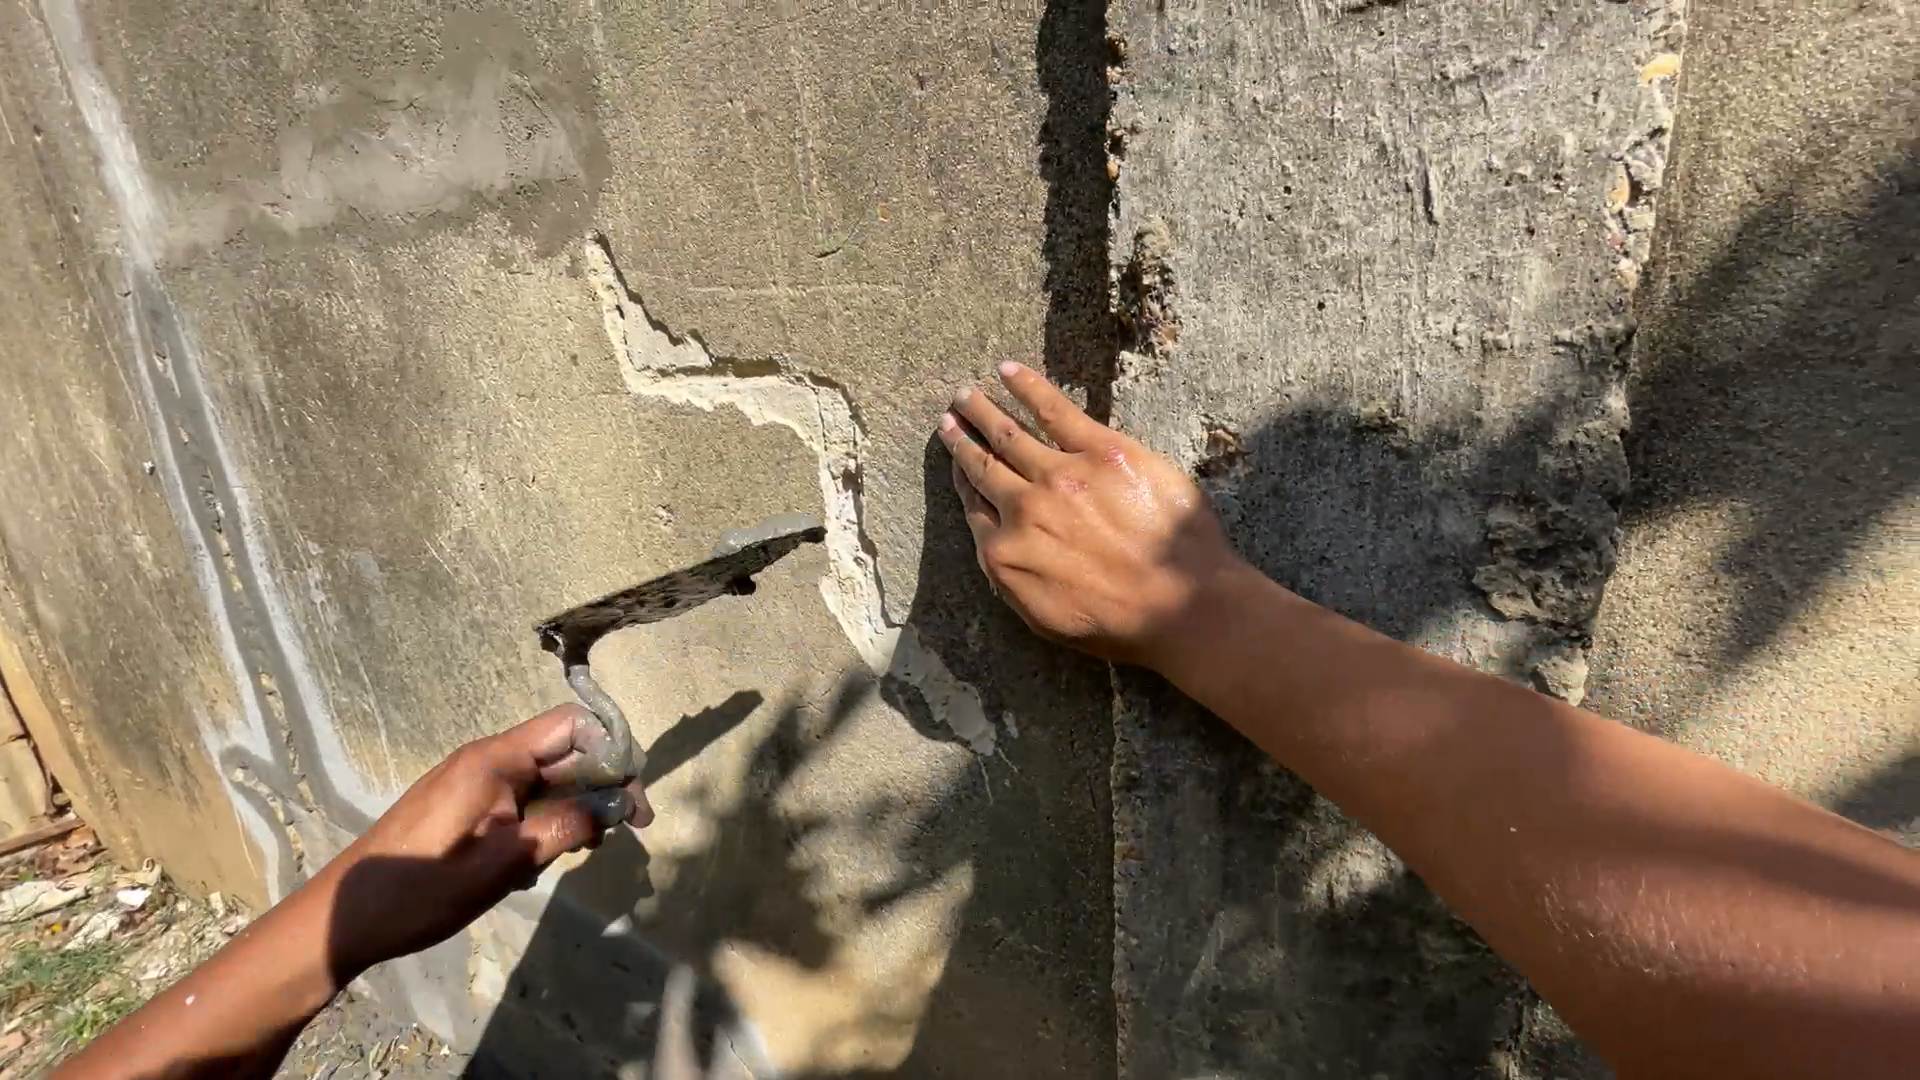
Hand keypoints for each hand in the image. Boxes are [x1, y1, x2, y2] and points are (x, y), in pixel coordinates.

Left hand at [312, 704, 652, 977]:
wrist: (336, 924)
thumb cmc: (420, 888)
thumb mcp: (503, 863)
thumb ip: (566, 826)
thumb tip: (616, 806)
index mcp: (497, 759)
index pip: (574, 723)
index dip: (612, 747)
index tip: (630, 792)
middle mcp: (490, 759)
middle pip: (567, 752)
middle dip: (603, 785)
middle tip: (629, 827)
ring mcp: (478, 782)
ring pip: (549, 778)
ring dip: (576, 807)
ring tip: (585, 848)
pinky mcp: (469, 805)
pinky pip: (525, 798)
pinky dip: (547, 820)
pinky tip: (545, 857)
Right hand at [935, 362, 1242, 666]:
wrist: (1179, 605)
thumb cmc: (1118, 623)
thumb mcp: (1044, 619)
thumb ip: (1010, 579)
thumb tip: (996, 544)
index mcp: (1005, 553)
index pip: (974, 507)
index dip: (963, 481)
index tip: (957, 464)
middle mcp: (1021, 510)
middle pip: (983, 467)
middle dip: (962, 440)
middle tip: (949, 418)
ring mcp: (1059, 476)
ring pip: (1008, 435)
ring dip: (983, 411)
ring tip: (966, 393)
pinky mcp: (1100, 451)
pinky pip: (1053, 411)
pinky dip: (1027, 388)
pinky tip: (1008, 372)